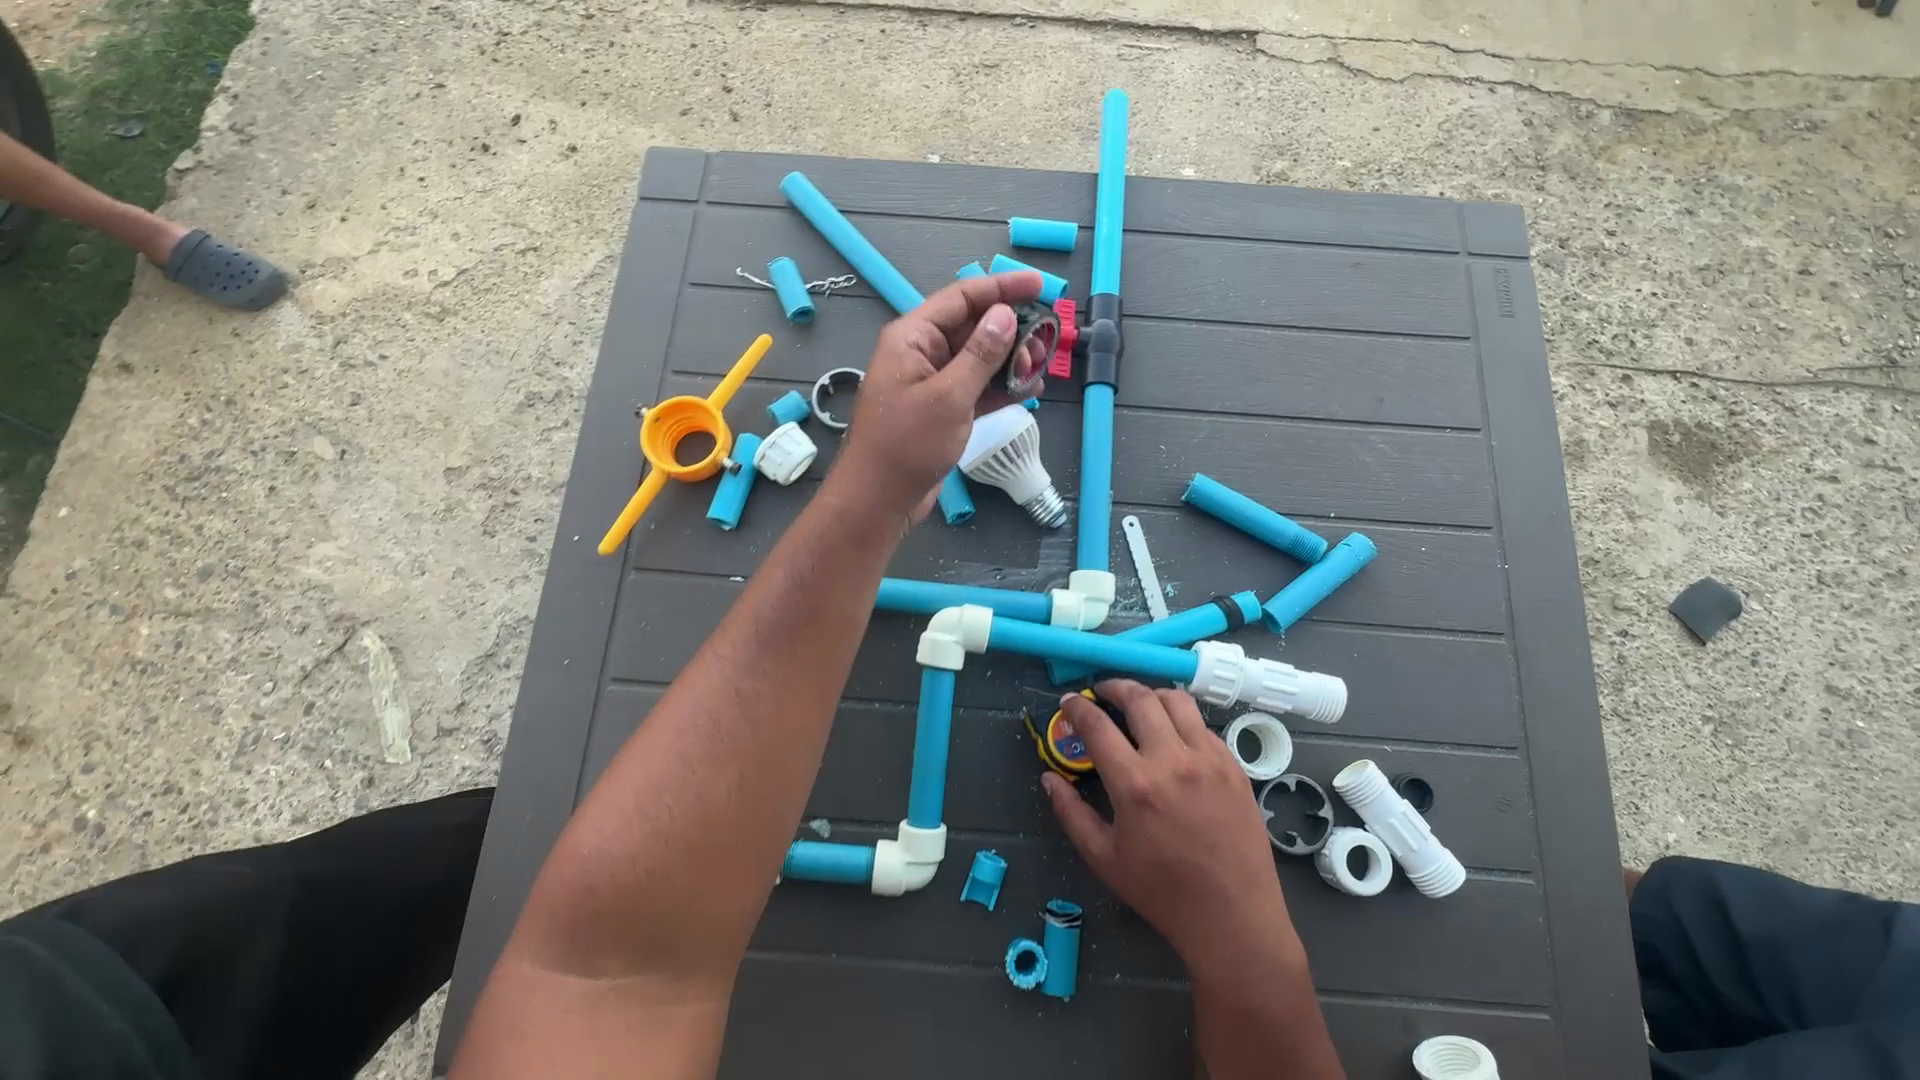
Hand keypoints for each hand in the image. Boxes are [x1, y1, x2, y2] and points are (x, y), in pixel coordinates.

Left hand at [836, 271, 1045, 515]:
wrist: (878, 500)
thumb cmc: (905, 446)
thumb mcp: (948, 397)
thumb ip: (980, 354)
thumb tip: (1005, 315)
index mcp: (912, 338)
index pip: (961, 298)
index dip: (1002, 287)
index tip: (1040, 285)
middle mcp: (921, 353)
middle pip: (972, 326)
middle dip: (1011, 328)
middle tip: (1049, 335)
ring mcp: (932, 383)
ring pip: (978, 358)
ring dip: (1010, 360)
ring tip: (1042, 365)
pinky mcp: (942, 411)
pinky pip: (976, 388)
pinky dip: (1001, 387)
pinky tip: (1029, 388)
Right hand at [1043, 681, 1297, 968]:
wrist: (1232, 916)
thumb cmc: (1162, 892)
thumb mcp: (1103, 858)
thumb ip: (1071, 813)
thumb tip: (1049, 779)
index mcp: (1135, 785)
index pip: (1097, 725)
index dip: (1077, 707)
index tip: (1069, 701)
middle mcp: (1173, 761)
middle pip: (1140, 699)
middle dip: (1115, 687)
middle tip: (1102, 692)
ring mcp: (1210, 760)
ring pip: (1178, 701)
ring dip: (1151, 695)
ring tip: (1139, 704)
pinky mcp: (1235, 767)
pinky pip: (1204, 726)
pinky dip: (1183, 720)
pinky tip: (1173, 736)